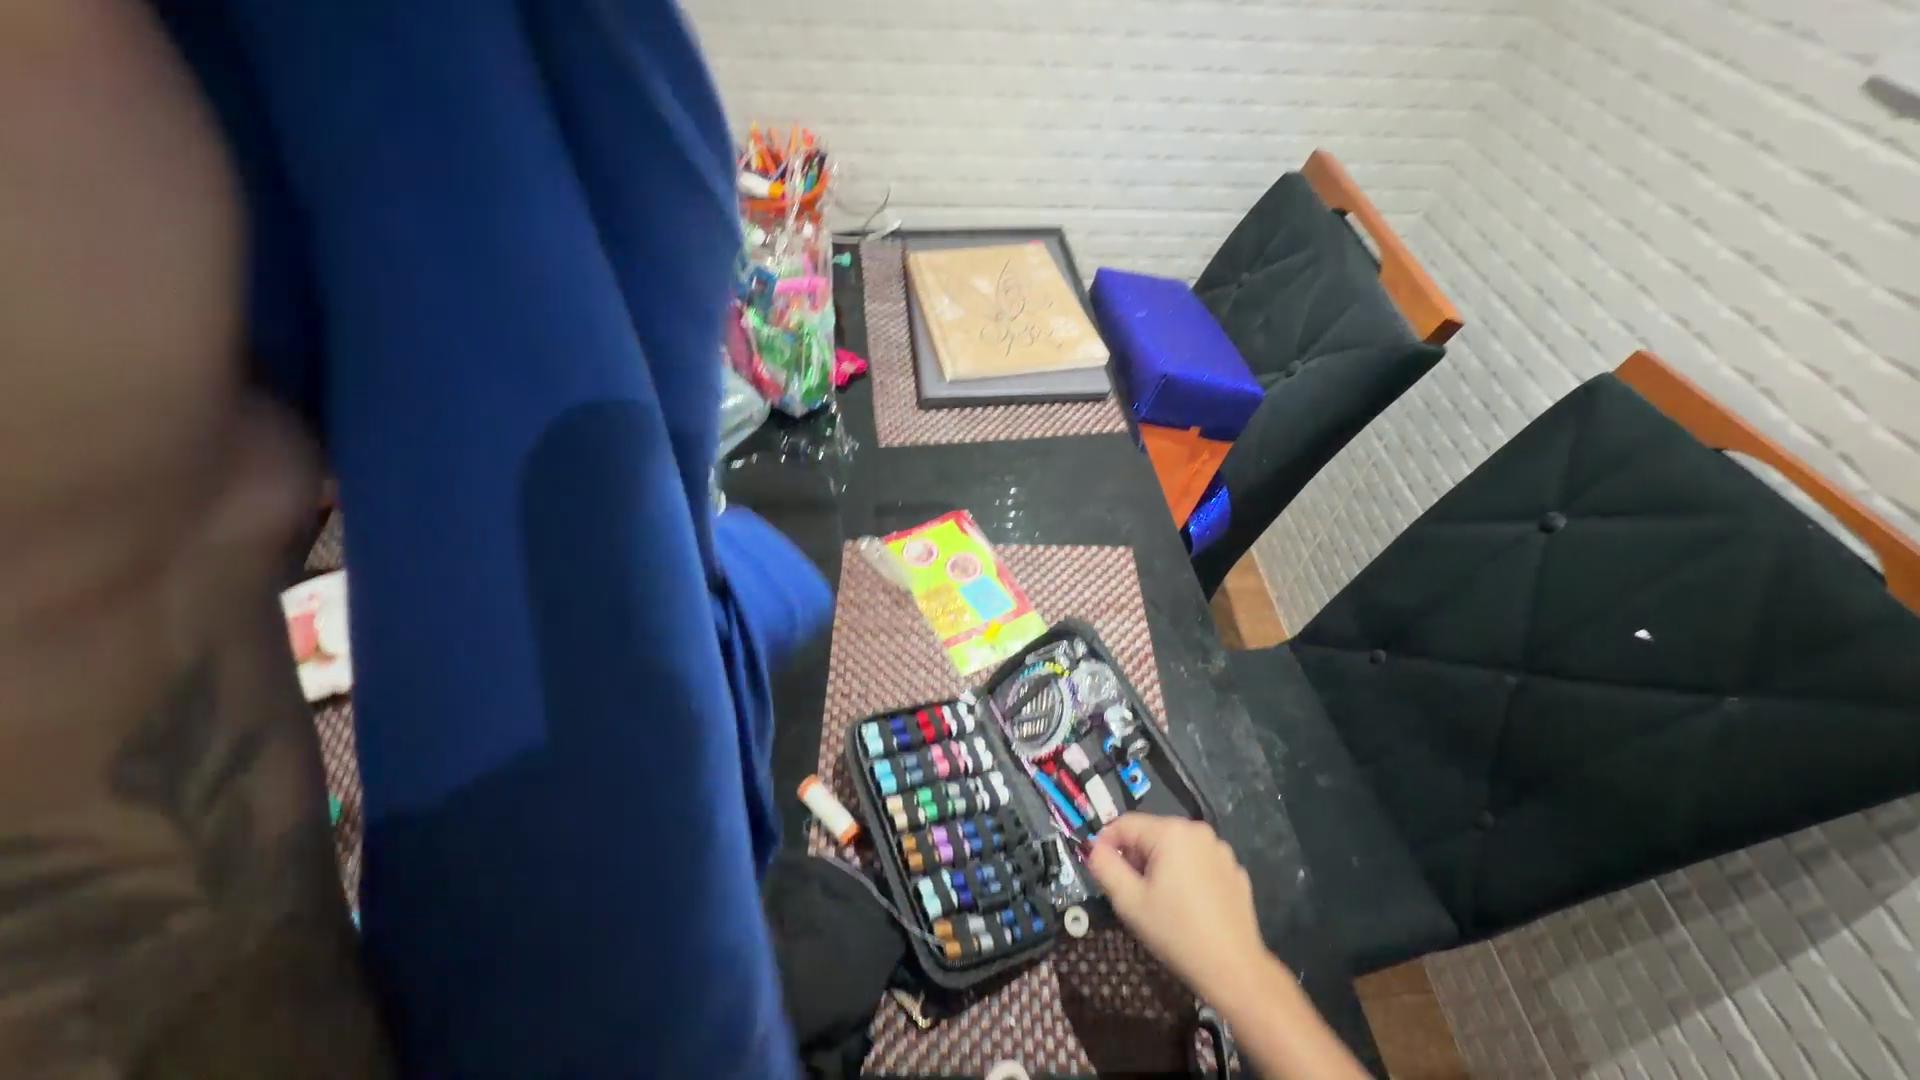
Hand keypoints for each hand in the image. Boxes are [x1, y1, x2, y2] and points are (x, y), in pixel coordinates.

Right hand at [1084, 813, 1277, 1001]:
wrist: (1232, 968)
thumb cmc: (1175, 931)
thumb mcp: (1128, 900)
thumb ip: (1104, 866)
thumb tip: (1093, 848)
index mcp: (1172, 832)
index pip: (1125, 824)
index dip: (1105, 843)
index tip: (1099, 869)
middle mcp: (1199, 832)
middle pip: (1152, 835)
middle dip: (1135, 858)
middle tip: (1130, 891)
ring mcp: (1221, 851)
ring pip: (1175, 849)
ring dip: (1160, 866)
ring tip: (1158, 901)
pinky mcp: (1235, 872)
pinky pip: (1198, 864)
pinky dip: (1186, 876)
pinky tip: (1187, 907)